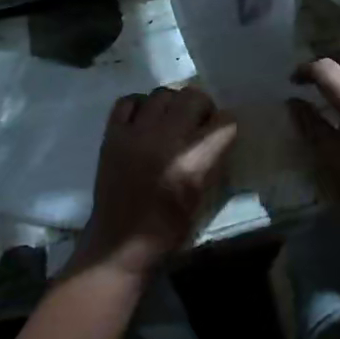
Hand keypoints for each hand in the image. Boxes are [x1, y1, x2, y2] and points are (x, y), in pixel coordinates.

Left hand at [75, 87, 238, 277]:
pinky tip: (144, 121)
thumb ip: (212, 162)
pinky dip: (140, 106)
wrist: (120, 244)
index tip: (223, 134)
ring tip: (170, 120)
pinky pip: (128, 101)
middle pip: (194, 96)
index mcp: (193, 161)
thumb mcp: (203, 197)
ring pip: (163, 93)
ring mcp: (135, 133)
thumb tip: (217, 136)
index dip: (227, 126)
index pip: (224, 122)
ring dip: (172, 104)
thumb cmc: (168, 230)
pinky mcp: (112, 135)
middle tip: (198, 123)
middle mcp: (165, 139)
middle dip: (203, 107)